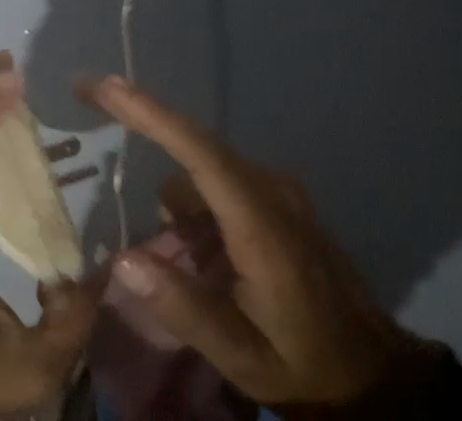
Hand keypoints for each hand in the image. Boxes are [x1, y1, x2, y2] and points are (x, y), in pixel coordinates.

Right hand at [86, 75, 427, 407]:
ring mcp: (279, 194)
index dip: (150, 114)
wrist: (374, 374)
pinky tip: (195, 258)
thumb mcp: (242, 357)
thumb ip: (183, 309)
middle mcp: (272, 192)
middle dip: (141, 121)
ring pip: (202, 172)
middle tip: (88, 107)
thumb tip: (122, 260)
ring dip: (175, 204)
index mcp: (261, 224)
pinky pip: (220, 187)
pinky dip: (193, 211)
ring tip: (175, 263)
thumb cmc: (305, 365)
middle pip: (194, 146)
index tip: (103, 86)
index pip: (200, 151)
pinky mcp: (279, 202)